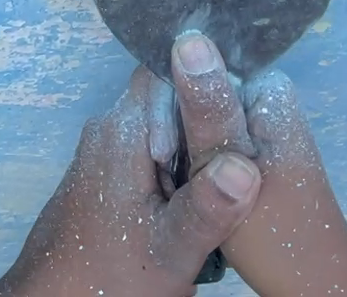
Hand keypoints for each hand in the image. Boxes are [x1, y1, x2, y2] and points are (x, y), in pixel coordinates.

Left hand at [0, 60, 262, 296]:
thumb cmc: (112, 272)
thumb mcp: (172, 247)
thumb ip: (209, 204)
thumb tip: (246, 163)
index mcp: (123, 129)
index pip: (163, 73)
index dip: (200, 89)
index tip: (227, 125)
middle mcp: (107, 127)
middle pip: (161, 99)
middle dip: (196, 125)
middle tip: (224, 165)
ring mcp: (100, 148)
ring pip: (154, 126)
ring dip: (183, 152)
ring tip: (207, 191)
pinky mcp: (101, 170)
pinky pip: (142, 148)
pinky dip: (167, 167)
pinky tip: (181, 204)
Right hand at [173, 38, 346, 296]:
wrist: (310, 289)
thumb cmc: (274, 234)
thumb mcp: (229, 167)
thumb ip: (208, 106)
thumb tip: (187, 37)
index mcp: (266, 88)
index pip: (196, 65)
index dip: (167, 101)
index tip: (158, 149)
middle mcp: (263, 95)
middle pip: (192, 87)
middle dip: (169, 124)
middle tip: (160, 167)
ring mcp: (254, 120)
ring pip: (193, 111)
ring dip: (174, 139)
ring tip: (165, 174)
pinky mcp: (246, 144)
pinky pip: (202, 130)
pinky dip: (185, 150)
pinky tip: (176, 172)